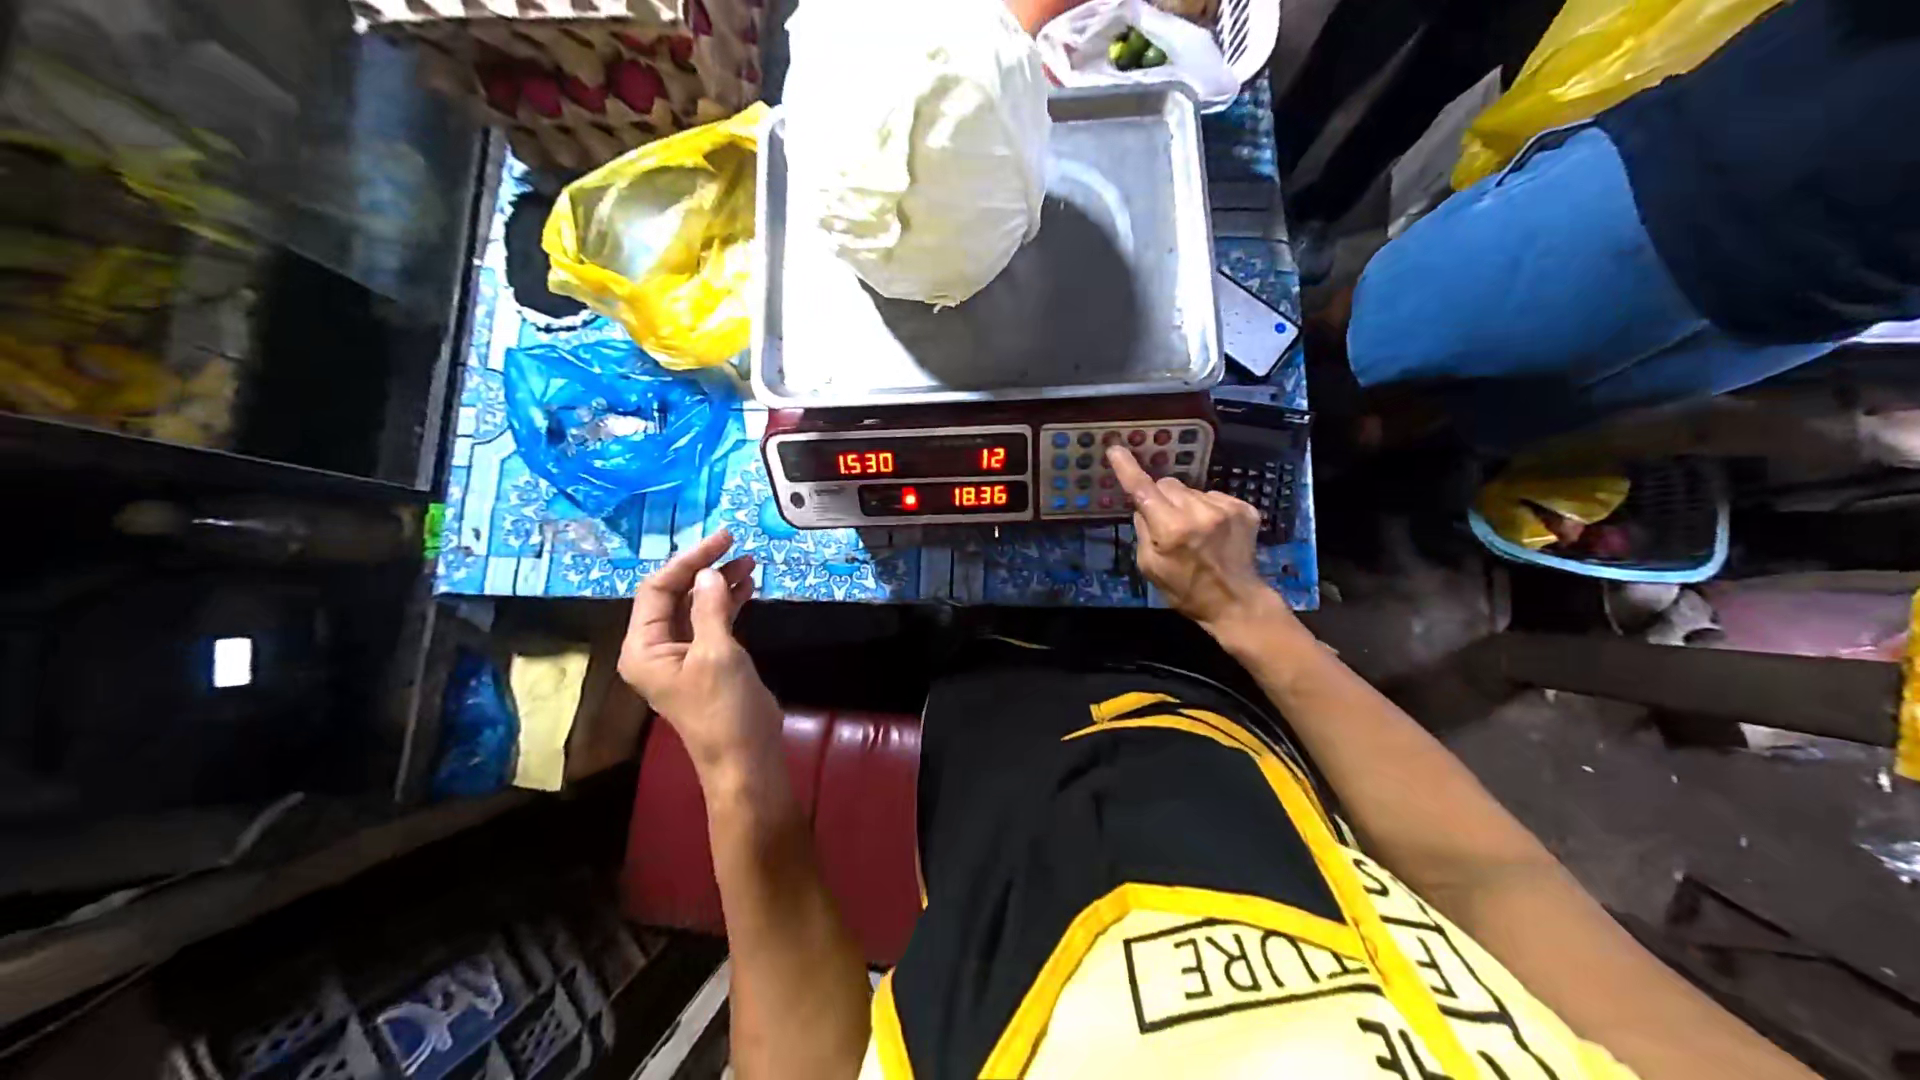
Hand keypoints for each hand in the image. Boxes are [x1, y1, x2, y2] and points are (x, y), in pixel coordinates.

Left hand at [618, 530, 781, 777]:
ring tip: (748, 561)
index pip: (657, 590)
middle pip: (675, 595)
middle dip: (704, 568)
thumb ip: (709, 609)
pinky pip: (713, 621)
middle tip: (736, 544)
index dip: (688, 561)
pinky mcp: (707, 661)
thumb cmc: (724, 708)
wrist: (745, 757)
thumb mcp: (716, 653)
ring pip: (696, 606)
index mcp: (644, 648)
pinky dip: (729, 603)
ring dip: (720, 583)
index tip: (721, 539)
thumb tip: (708, 573)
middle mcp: (656, 648)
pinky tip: (748, 585)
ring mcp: (683, 654)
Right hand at [1108, 445, 1285, 633]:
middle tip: (1165, 524)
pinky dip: (1207, 509)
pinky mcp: (1244, 509)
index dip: (1127, 468)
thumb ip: (1143, 530)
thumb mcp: (1150, 566)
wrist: (1236, 602)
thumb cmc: (1185, 590)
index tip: (1115, 449)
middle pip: (1168, 484)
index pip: (1143, 490)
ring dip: (1185, 504)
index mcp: (1171, 529)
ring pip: (1191, 490)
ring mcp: (1225, 508)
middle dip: (1161, 498)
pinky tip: (1213, 531)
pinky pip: (1213, 496)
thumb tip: (1142, 505)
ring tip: (1194, 532)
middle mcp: (1199, 512)